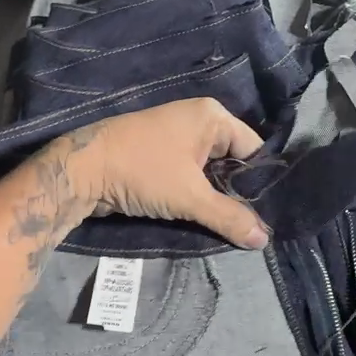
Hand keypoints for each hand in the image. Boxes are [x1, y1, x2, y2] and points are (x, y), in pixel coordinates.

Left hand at [46, 99, 269, 249]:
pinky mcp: (163, 154)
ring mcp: (179, 136)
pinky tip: (209, 216)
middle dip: (240, 191)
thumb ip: (230, 217)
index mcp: (212, 115)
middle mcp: (199, 120)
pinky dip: (199, 193)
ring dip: (218, 195)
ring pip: (212, 170)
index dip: (261, 181)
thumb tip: (265, 240)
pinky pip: (193, 174)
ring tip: (235, 225)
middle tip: (254, 225)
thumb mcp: (190, 197)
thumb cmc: (142, 171)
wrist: (83, 171)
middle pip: (234, 159)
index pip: (253, 149)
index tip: (271, 213)